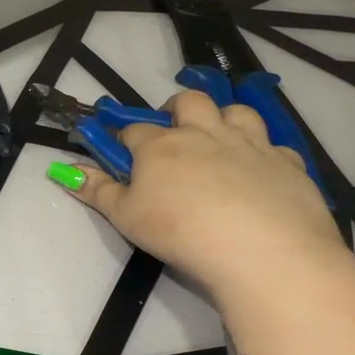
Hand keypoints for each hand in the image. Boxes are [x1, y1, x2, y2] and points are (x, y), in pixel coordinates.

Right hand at [60, 89, 342, 297]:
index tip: (121, 154)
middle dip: (177, 109)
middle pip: (190, 102)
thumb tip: (66, 171)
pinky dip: (262, 153)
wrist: (264, 252)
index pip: (134, 129)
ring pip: (237, 112)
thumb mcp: (125, 216)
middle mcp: (205, 134)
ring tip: (217, 141)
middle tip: (173, 131)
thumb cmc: (180, 232)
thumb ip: (97, 191)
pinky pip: (275, 146)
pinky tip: (256, 172)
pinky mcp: (288, 164)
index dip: (124, 139)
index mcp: (160, 145)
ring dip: (224, 119)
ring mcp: (251, 146)